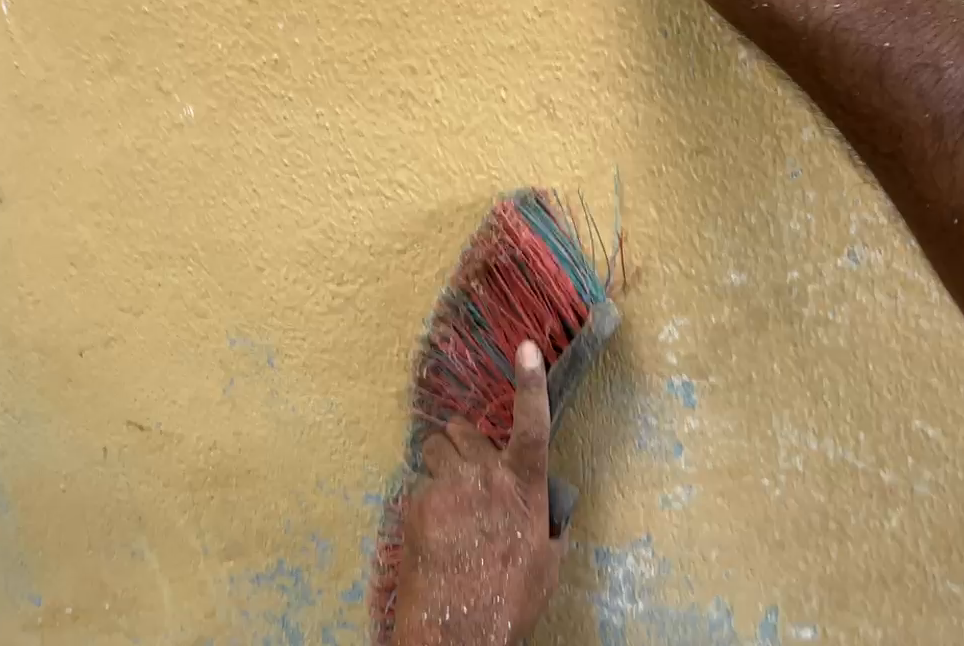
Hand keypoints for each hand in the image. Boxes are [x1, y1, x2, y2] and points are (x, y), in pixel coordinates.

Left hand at [393, 341, 563, 645]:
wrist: (457, 632)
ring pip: (436, 449)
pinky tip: (432, 531)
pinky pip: (418, 483)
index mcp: (524, 485)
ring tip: (446, 503)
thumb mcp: (545, 561)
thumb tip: (543, 511)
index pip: (532, 423)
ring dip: (440, 465)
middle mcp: (487, 474)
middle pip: (464, 431)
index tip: (526, 347)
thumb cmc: (507, 600)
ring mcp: (449, 484)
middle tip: (465, 478)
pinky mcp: (418, 499)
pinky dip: (424, 499)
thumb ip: (544, 522)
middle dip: (462, 447)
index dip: (531, 382)